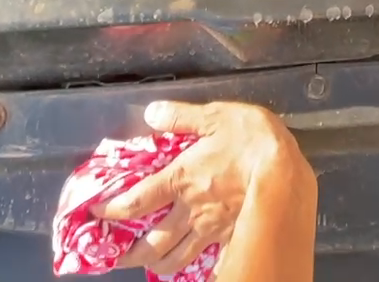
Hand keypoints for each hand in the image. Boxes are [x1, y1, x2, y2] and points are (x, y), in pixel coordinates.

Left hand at [96, 100, 313, 277]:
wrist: (284, 174)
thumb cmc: (250, 139)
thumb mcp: (216, 116)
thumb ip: (182, 117)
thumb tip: (150, 112)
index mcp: (181, 180)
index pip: (137, 200)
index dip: (113, 208)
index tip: (94, 214)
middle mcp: (189, 211)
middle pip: (152, 241)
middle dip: (129, 251)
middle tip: (114, 257)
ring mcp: (210, 230)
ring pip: (175, 257)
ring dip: (155, 263)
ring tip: (146, 265)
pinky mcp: (230, 239)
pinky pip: (206, 260)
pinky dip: (193, 266)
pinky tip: (190, 266)